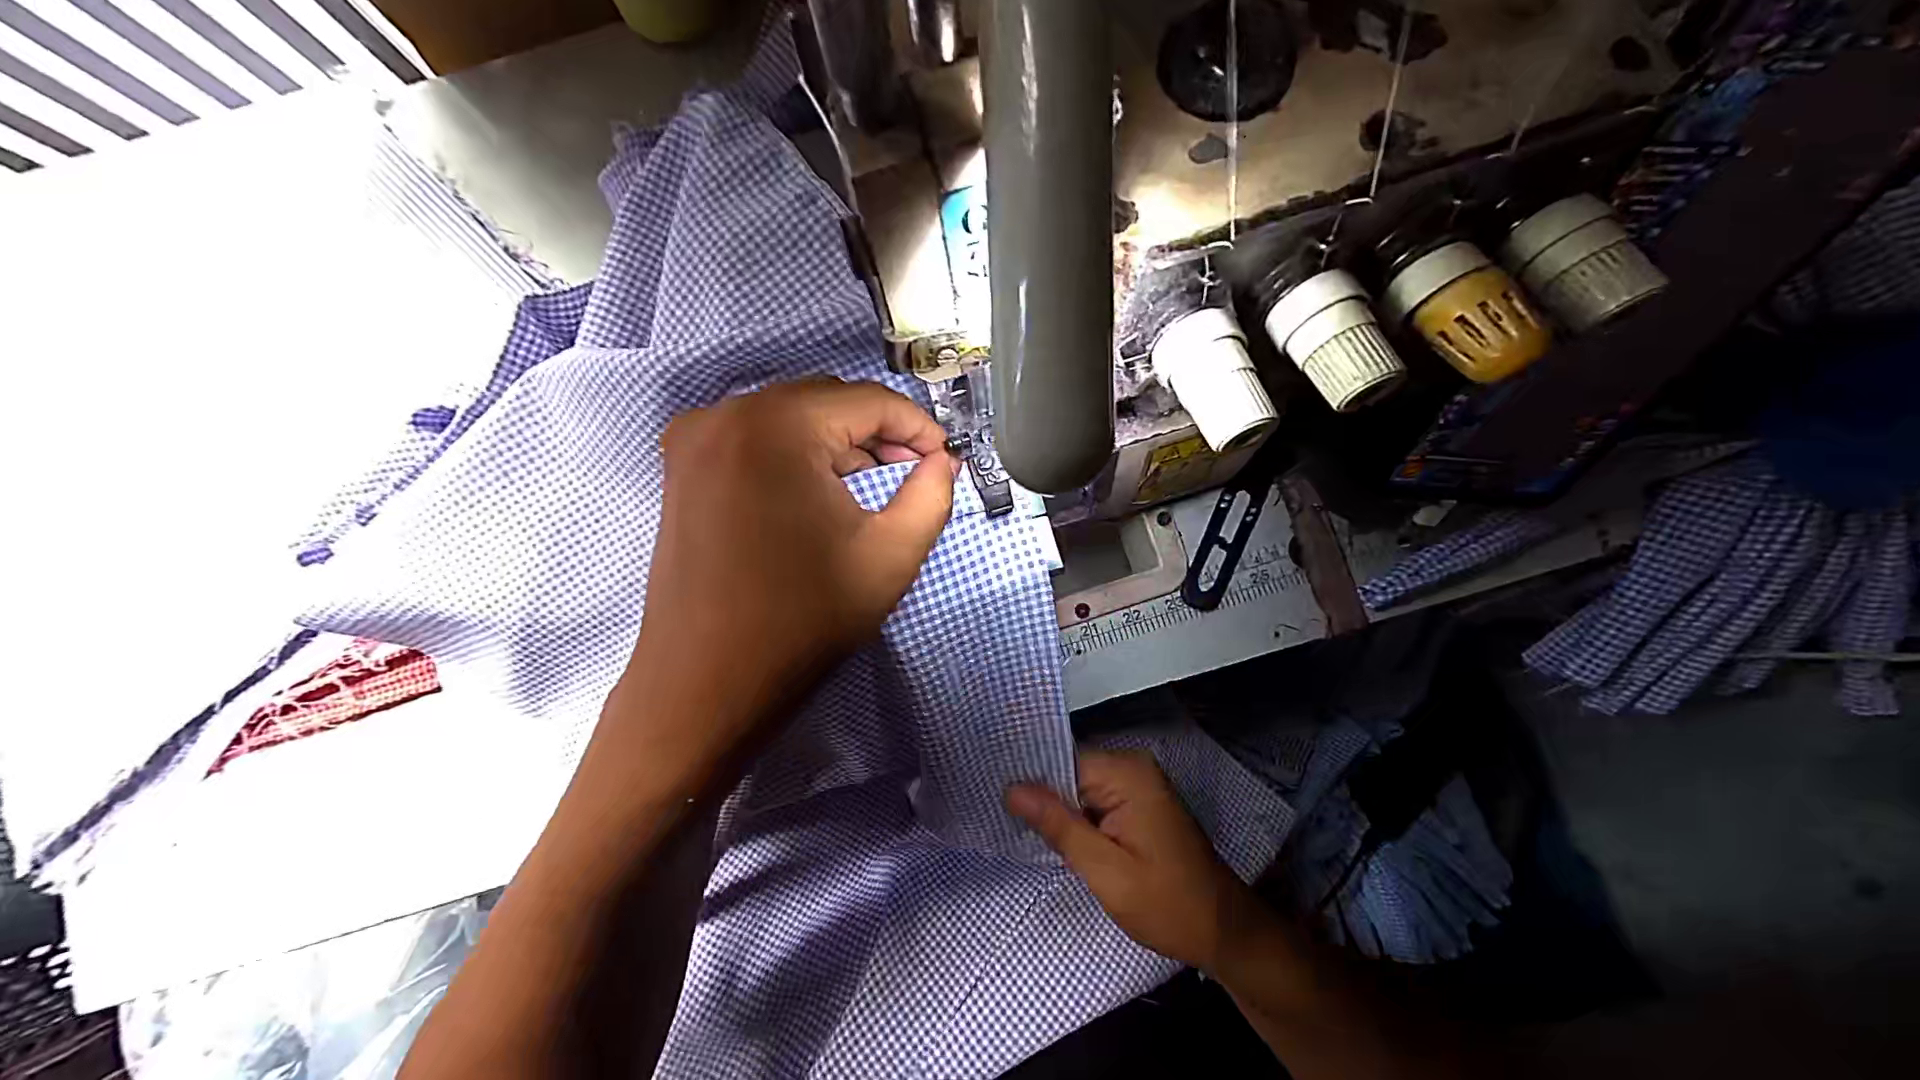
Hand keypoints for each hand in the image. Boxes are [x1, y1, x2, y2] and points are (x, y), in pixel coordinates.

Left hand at [610, 378, 955, 777]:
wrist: (705, 685)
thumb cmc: (803, 620)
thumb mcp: (890, 555)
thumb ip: (932, 495)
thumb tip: (943, 462)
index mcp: (776, 424)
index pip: (868, 399)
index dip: (918, 426)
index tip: (945, 460)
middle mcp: (726, 414)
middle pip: (826, 400)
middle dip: (878, 432)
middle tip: (914, 472)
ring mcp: (695, 440)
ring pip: (790, 418)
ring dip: (838, 443)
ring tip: (872, 486)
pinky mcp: (683, 470)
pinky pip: (755, 440)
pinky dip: (795, 455)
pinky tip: (819, 493)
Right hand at [1007, 749, 1263, 972]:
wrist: (1223, 931)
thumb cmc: (1167, 904)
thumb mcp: (1106, 871)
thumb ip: (1058, 825)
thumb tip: (1012, 789)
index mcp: (1127, 773)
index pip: (1061, 761)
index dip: (1032, 784)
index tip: (1001, 805)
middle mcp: (1133, 766)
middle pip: (1069, 772)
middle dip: (1046, 802)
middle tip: (1020, 833)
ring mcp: (1138, 783)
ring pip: (1079, 788)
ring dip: (1062, 815)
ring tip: (1040, 840)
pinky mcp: (1139, 801)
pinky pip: (1095, 799)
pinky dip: (1080, 821)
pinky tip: (1069, 844)